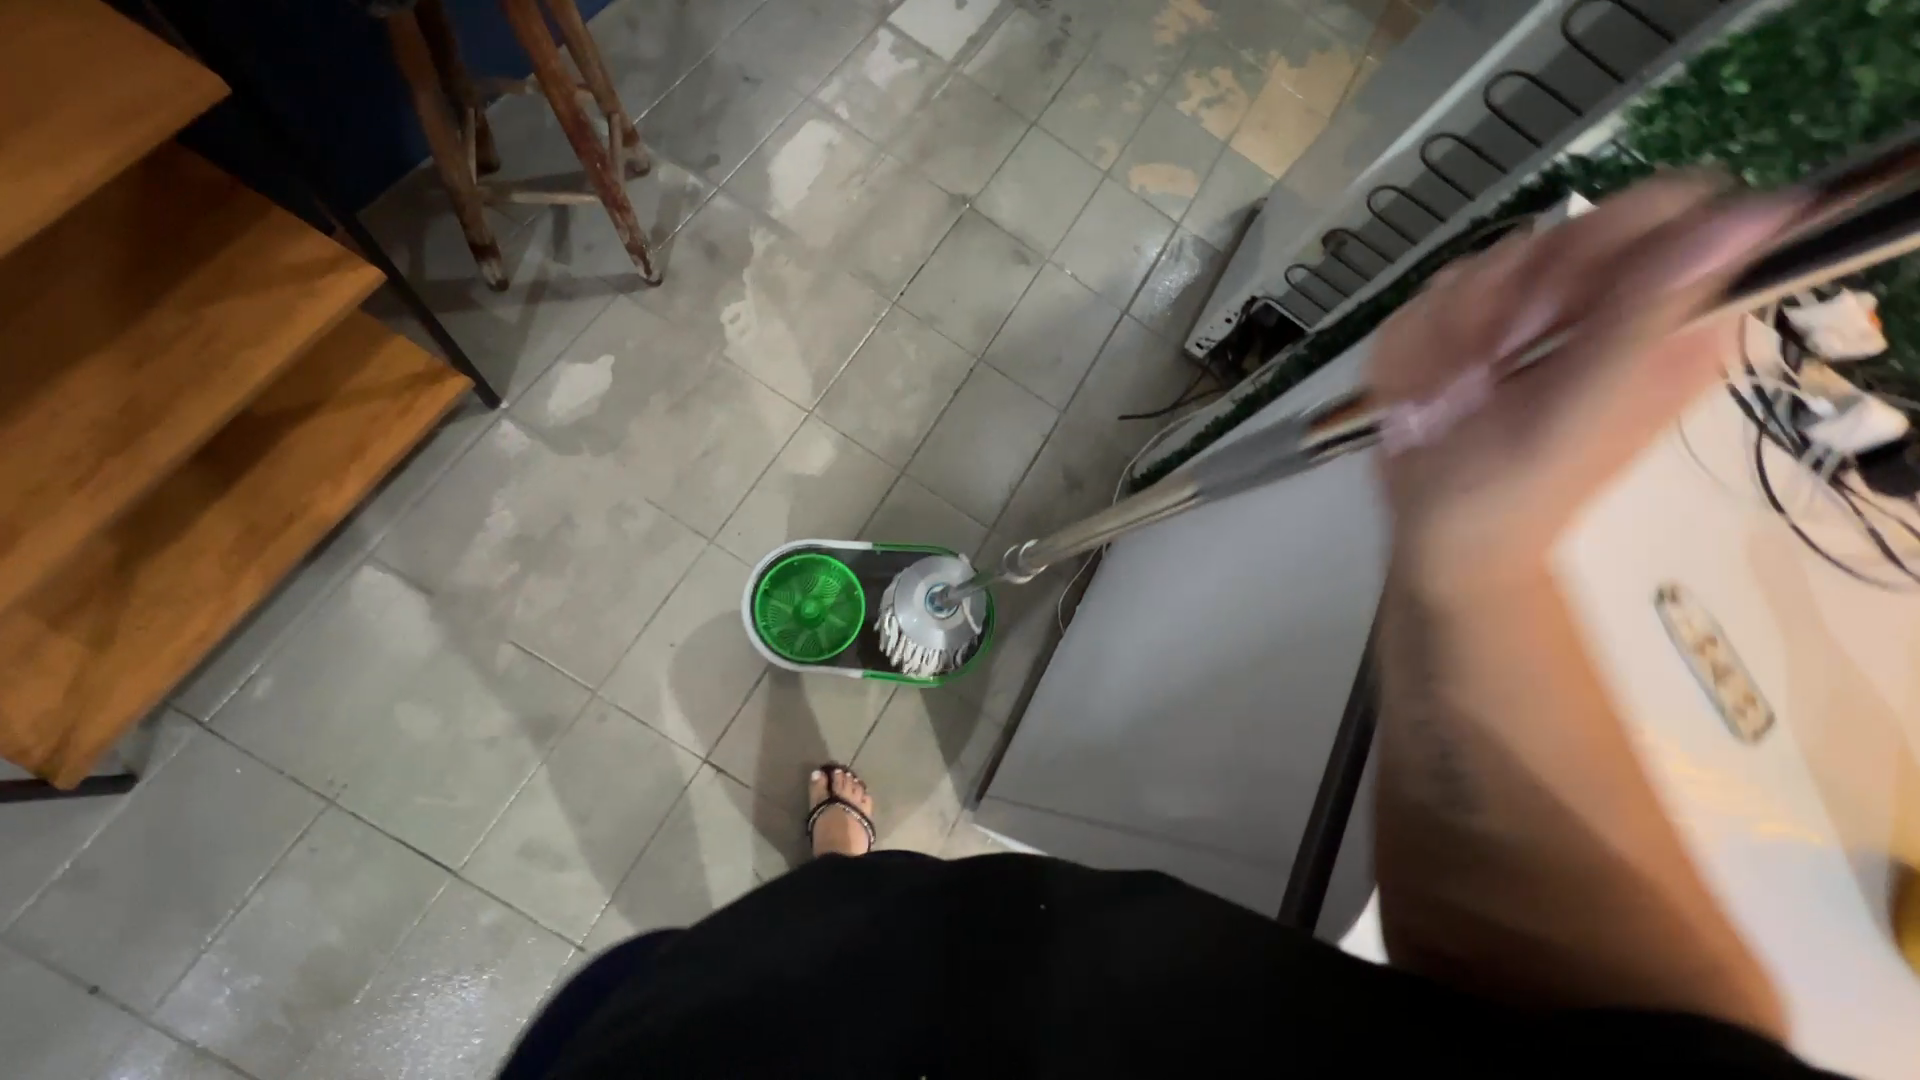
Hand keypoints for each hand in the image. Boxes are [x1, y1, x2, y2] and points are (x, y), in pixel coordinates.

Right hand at [1370, 177, 1802, 595]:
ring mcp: (1528, 318)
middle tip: (1489, 373)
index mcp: (1662, 317)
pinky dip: (1413, 352)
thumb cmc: (1512, 495)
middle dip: (1501, 303)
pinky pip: (1428, 300)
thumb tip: (1756, 212)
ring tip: (1450, 400)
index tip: (1546, 318)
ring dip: (1446, 337)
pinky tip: (1424, 397)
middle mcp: (1601, 306)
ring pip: (1479, 266)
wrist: (1444, 539)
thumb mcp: (1577, 416)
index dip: (1594, 249)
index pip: (1662, 210)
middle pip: (1556, 234)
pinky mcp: (1468, 332)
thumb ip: (1646, 320)